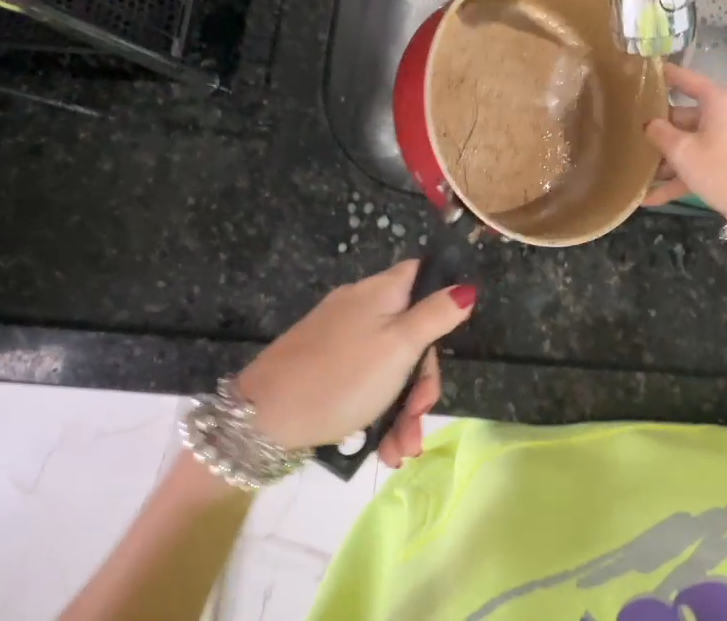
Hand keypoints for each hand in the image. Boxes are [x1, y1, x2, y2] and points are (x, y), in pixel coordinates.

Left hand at [234, 259, 474, 466]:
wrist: (260, 420)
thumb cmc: (341, 378)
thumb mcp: (400, 347)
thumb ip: (436, 316)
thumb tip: (466, 287)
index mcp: (381, 292)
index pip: (422, 274)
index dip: (442, 299)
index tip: (449, 339)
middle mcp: (361, 308)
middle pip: (411, 332)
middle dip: (421, 383)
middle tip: (419, 419)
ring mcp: (340, 339)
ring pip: (390, 366)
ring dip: (402, 410)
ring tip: (400, 452)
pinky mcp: (324, 368)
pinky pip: (365, 383)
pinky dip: (377, 413)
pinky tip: (381, 448)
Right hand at [642, 62, 726, 215]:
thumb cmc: (720, 170)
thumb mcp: (683, 152)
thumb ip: (660, 133)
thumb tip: (649, 124)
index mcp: (719, 102)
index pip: (688, 80)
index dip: (667, 75)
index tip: (647, 71)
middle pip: (686, 117)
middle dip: (659, 132)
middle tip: (631, 136)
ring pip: (691, 143)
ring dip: (667, 160)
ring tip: (638, 174)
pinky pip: (701, 162)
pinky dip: (681, 176)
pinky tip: (652, 198)